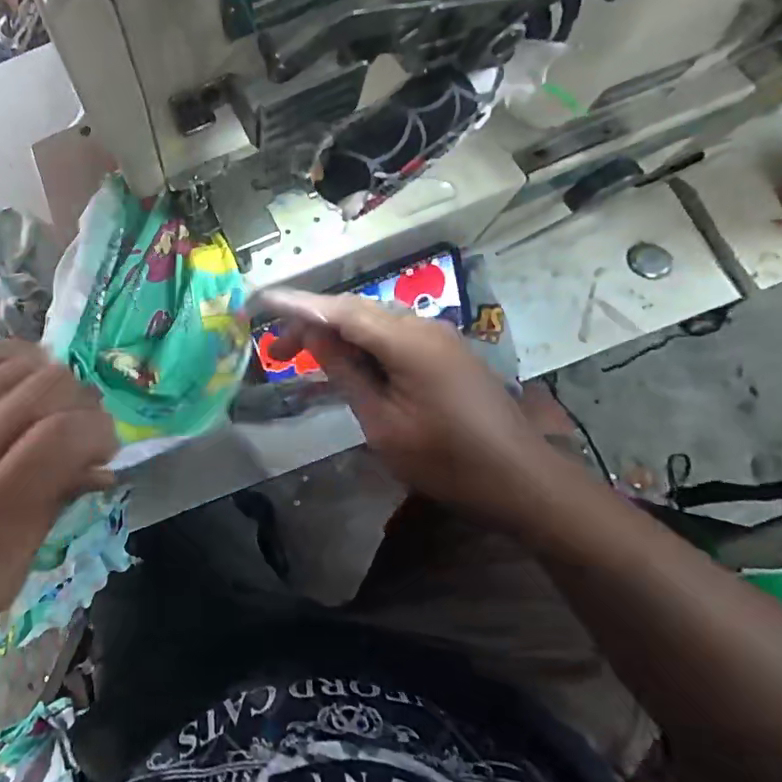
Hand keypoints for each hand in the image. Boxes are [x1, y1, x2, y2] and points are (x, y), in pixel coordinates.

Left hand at [0, 341, 118, 699]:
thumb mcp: (2, 580)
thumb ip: (51, 511)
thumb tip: (96, 468)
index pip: (66, 434)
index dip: (101, 432)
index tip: (105, 450)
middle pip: (45, 387)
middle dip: (82, 403)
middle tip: (84, 430)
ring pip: (10, 366)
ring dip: (48, 378)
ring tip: (54, 404)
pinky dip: (2, 359)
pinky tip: (17, 373)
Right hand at [259, 289, 571, 523]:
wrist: (521, 480)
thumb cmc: (447, 461)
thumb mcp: (383, 423)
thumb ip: (346, 372)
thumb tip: (312, 334)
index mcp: (407, 341)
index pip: (340, 311)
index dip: (298, 306)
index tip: (260, 301)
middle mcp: (424, 326)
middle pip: (357, 311)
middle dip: (314, 323)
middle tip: (276, 350)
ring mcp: (440, 337)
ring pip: (376, 321)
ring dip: (338, 333)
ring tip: (303, 354)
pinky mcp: (448, 352)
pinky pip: (395, 335)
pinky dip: (364, 343)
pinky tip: (349, 362)